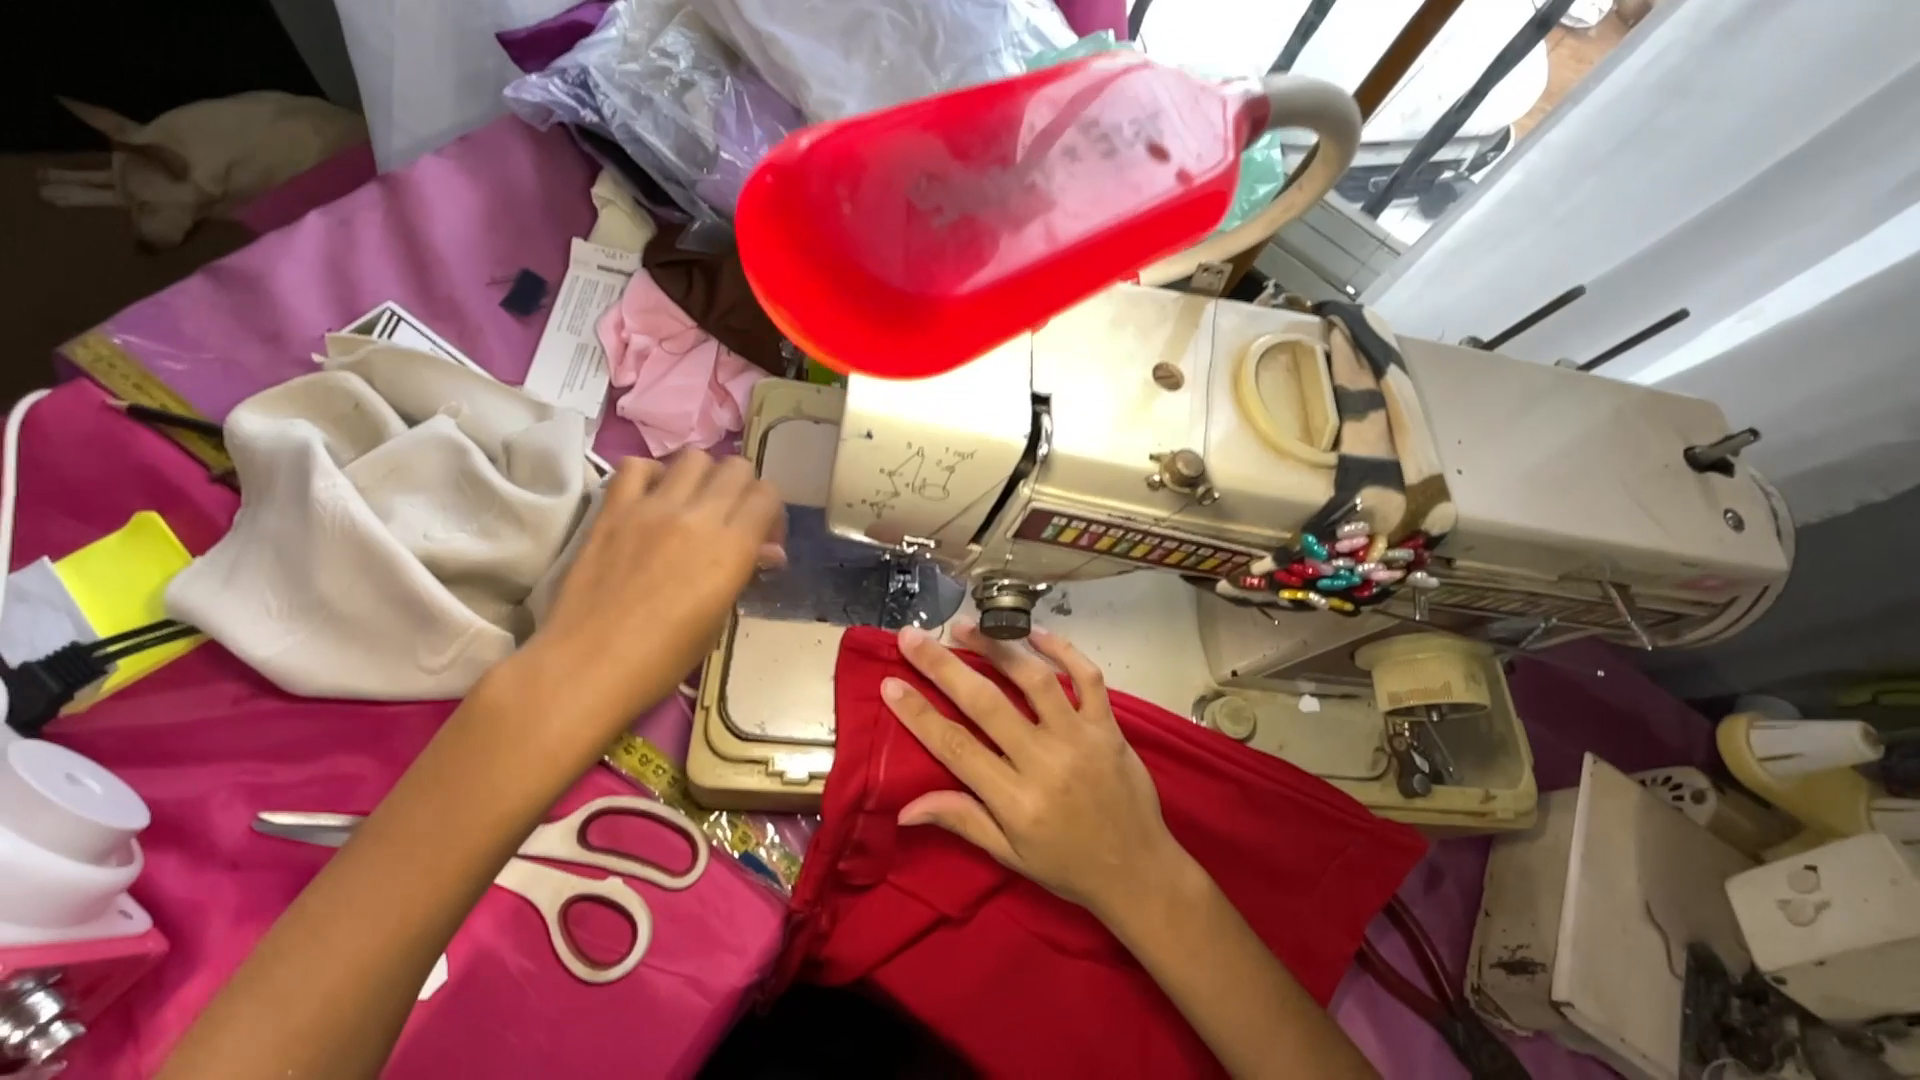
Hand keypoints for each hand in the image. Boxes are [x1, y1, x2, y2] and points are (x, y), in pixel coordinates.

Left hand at [529, 451, 783, 726]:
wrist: (589, 667)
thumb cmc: (663, 660)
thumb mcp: (717, 621)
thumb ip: (742, 573)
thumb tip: (766, 550)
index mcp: (733, 548)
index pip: (768, 494)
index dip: (771, 513)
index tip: (762, 539)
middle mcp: (699, 516)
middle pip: (736, 467)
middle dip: (742, 489)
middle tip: (731, 518)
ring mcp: (652, 507)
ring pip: (693, 457)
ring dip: (702, 476)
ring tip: (693, 503)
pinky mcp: (612, 510)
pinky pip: (636, 466)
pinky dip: (651, 474)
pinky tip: (651, 499)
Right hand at [883, 622, 1190, 921]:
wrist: (1139, 872)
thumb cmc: (1067, 866)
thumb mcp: (1009, 854)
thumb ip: (961, 820)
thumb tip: (905, 809)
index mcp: (1015, 800)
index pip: (954, 747)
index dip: (918, 714)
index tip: (890, 684)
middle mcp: (1045, 762)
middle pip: (985, 703)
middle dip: (943, 666)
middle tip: (913, 637)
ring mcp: (1081, 739)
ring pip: (1034, 680)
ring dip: (997, 647)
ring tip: (966, 626)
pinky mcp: (1110, 727)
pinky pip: (1088, 678)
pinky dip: (1064, 650)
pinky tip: (1036, 631)